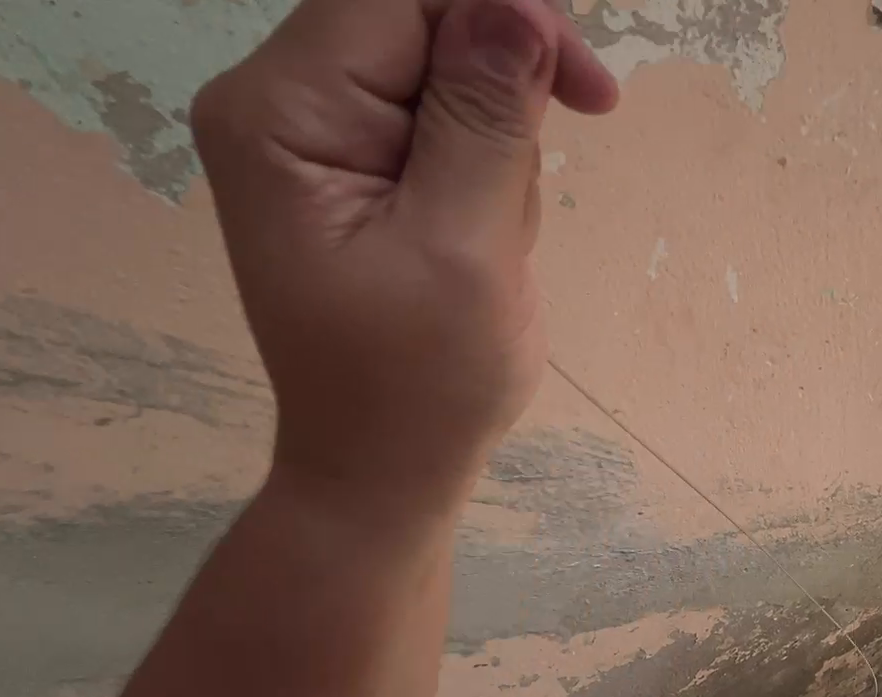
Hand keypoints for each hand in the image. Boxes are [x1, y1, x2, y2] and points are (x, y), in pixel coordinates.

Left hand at [191, 0, 618, 518]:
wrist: (393, 466)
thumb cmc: (424, 381)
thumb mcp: (465, 251)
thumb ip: (486, 125)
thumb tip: (519, 9)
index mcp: (286, 112)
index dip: (506, 21)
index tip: (595, 94)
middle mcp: (289, 108)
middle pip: (426, 36)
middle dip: (503, 114)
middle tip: (515, 215)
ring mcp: (327, 146)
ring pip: (452, 94)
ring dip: (502, 166)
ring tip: (492, 254)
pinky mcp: (368, 181)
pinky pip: (453, 143)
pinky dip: (492, 190)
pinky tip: (483, 250)